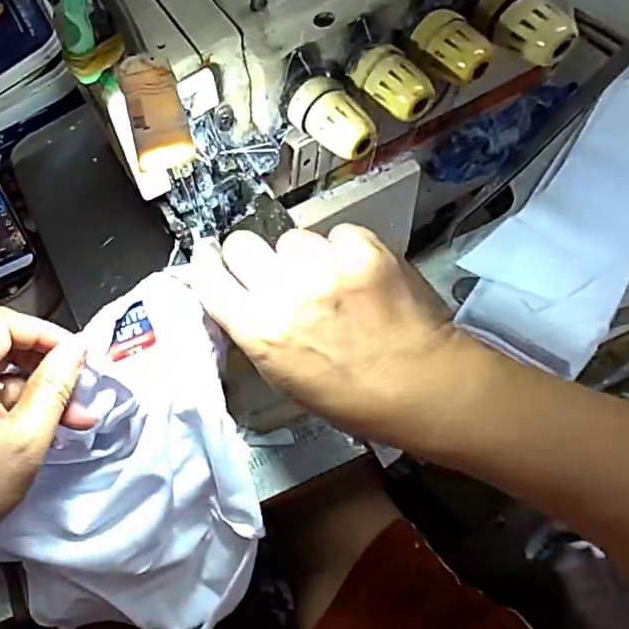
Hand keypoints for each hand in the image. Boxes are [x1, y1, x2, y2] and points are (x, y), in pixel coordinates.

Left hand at [0, 307, 90, 577]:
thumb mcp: (24, 438)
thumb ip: (54, 388)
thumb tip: (77, 349)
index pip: (5, 324)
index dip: (48, 334)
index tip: (82, 359)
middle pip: (2, 348)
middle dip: (48, 369)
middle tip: (83, 398)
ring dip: (36, 394)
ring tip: (74, 422)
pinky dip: (15, 410)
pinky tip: (43, 431)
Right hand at [187, 225, 484, 450]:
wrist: (419, 386)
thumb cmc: (352, 395)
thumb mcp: (282, 375)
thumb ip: (255, 329)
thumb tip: (240, 298)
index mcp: (260, 331)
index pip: (209, 276)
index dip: (209, 264)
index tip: (214, 259)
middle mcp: (285, 294)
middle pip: (242, 243)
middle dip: (253, 256)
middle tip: (275, 272)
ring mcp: (325, 268)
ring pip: (292, 238)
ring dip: (304, 256)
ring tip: (330, 283)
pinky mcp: (363, 250)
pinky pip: (337, 234)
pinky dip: (344, 251)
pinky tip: (358, 278)